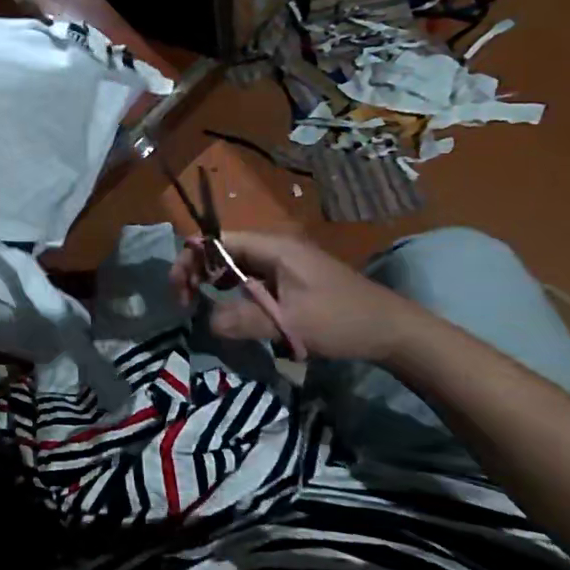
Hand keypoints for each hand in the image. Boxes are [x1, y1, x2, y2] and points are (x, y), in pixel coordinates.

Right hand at [170, 231, 415, 361]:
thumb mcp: (289, 322)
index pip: (219, 241)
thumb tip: (207, 322)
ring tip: (200, 307)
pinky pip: (253, 280)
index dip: (192, 260)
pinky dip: (235, 292)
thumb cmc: (341, 319)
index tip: (180, 291)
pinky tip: (231, 310)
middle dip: (199, 271)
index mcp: (274, 247)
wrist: (389, 328)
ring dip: (215, 282)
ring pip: (237, 266)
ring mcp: (285, 264)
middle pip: (224, 250)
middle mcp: (276, 248)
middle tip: (186, 303)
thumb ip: (244, 320)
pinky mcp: (292, 281)